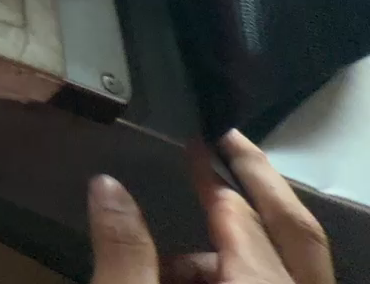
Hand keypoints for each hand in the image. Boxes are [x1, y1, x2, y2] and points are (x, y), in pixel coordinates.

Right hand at [89, 130, 334, 283]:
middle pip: (297, 234)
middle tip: (234, 138)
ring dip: (234, 248)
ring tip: (168, 264)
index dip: (215, 173)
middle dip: (262, 182)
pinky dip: (236, 275)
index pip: (241, 218)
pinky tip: (183, 281)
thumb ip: (123, 249)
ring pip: (285, 269)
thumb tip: (108, 185)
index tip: (198, 135)